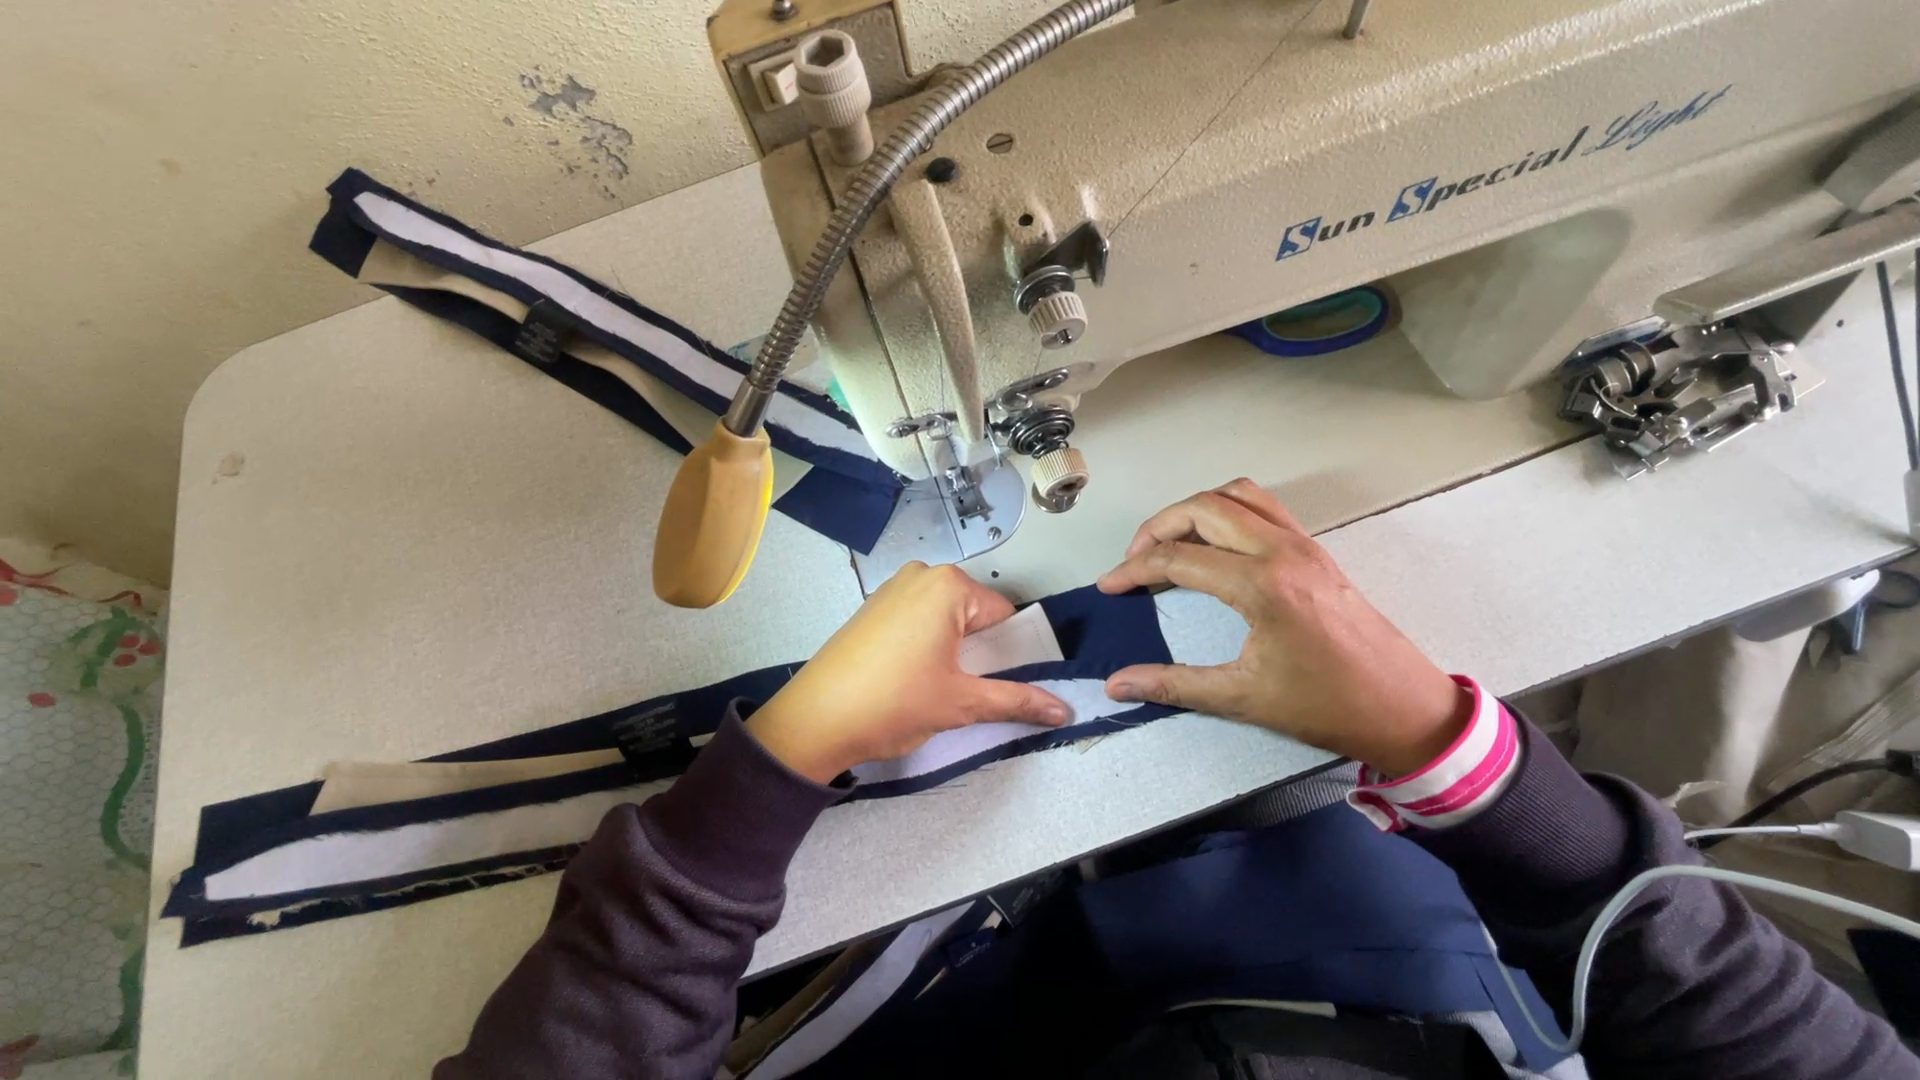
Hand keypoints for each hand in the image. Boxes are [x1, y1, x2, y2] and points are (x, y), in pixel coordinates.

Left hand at [747, 563, 1069, 783]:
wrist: (814, 719)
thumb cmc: (892, 702)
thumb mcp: (961, 703)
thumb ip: (1016, 700)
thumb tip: (1064, 711)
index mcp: (949, 586)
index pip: (1005, 616)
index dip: (1012, 653)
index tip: (1005, 684)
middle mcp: (922, 575)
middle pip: (975, 614)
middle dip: (981, 651)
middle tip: (968, 690)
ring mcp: (893, 588)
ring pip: (946, 618)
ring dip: (954, 650)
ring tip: (938, 688)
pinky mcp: (872, 607)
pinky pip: (918, 619)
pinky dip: (927, 645)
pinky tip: (913, 677)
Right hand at [1097, 479, 1470, 775]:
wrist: (1403, 708)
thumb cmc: (1324, 706)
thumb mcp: (1242, 698)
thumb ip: (1172, 685)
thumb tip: (1115, 685)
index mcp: (1261, 585)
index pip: (1179, 558)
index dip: (1133, 569)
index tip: (1108, 586)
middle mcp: (1281, 550)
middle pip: (1203, 508)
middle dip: (1157, 527)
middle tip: (1134, 561)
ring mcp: (1303, 543)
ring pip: (1235, 495)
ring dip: (1193, 510)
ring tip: (1171, 544)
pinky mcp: (1315, 549)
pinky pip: (1263, 507)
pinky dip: (1227, 511)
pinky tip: (1214, 545)